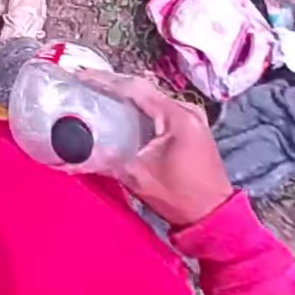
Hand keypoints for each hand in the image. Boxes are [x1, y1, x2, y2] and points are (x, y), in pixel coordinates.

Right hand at [78, 69, 233, 228]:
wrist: (216, 219)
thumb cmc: (181, 198)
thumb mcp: (139, 178)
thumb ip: (108, 159)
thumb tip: (78, 148)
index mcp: (177, 116)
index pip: (136, 88)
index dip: (106, 80)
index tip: (83, 75)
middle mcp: (187, 110)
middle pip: (144, 88)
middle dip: (113, 84)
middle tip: (86, 82)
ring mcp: (192, 118)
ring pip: (152, 97)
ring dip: (126, 95)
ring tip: (99, 92)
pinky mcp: (191, 127)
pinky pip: (160, 108)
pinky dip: (140, 106)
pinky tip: (123, 110)